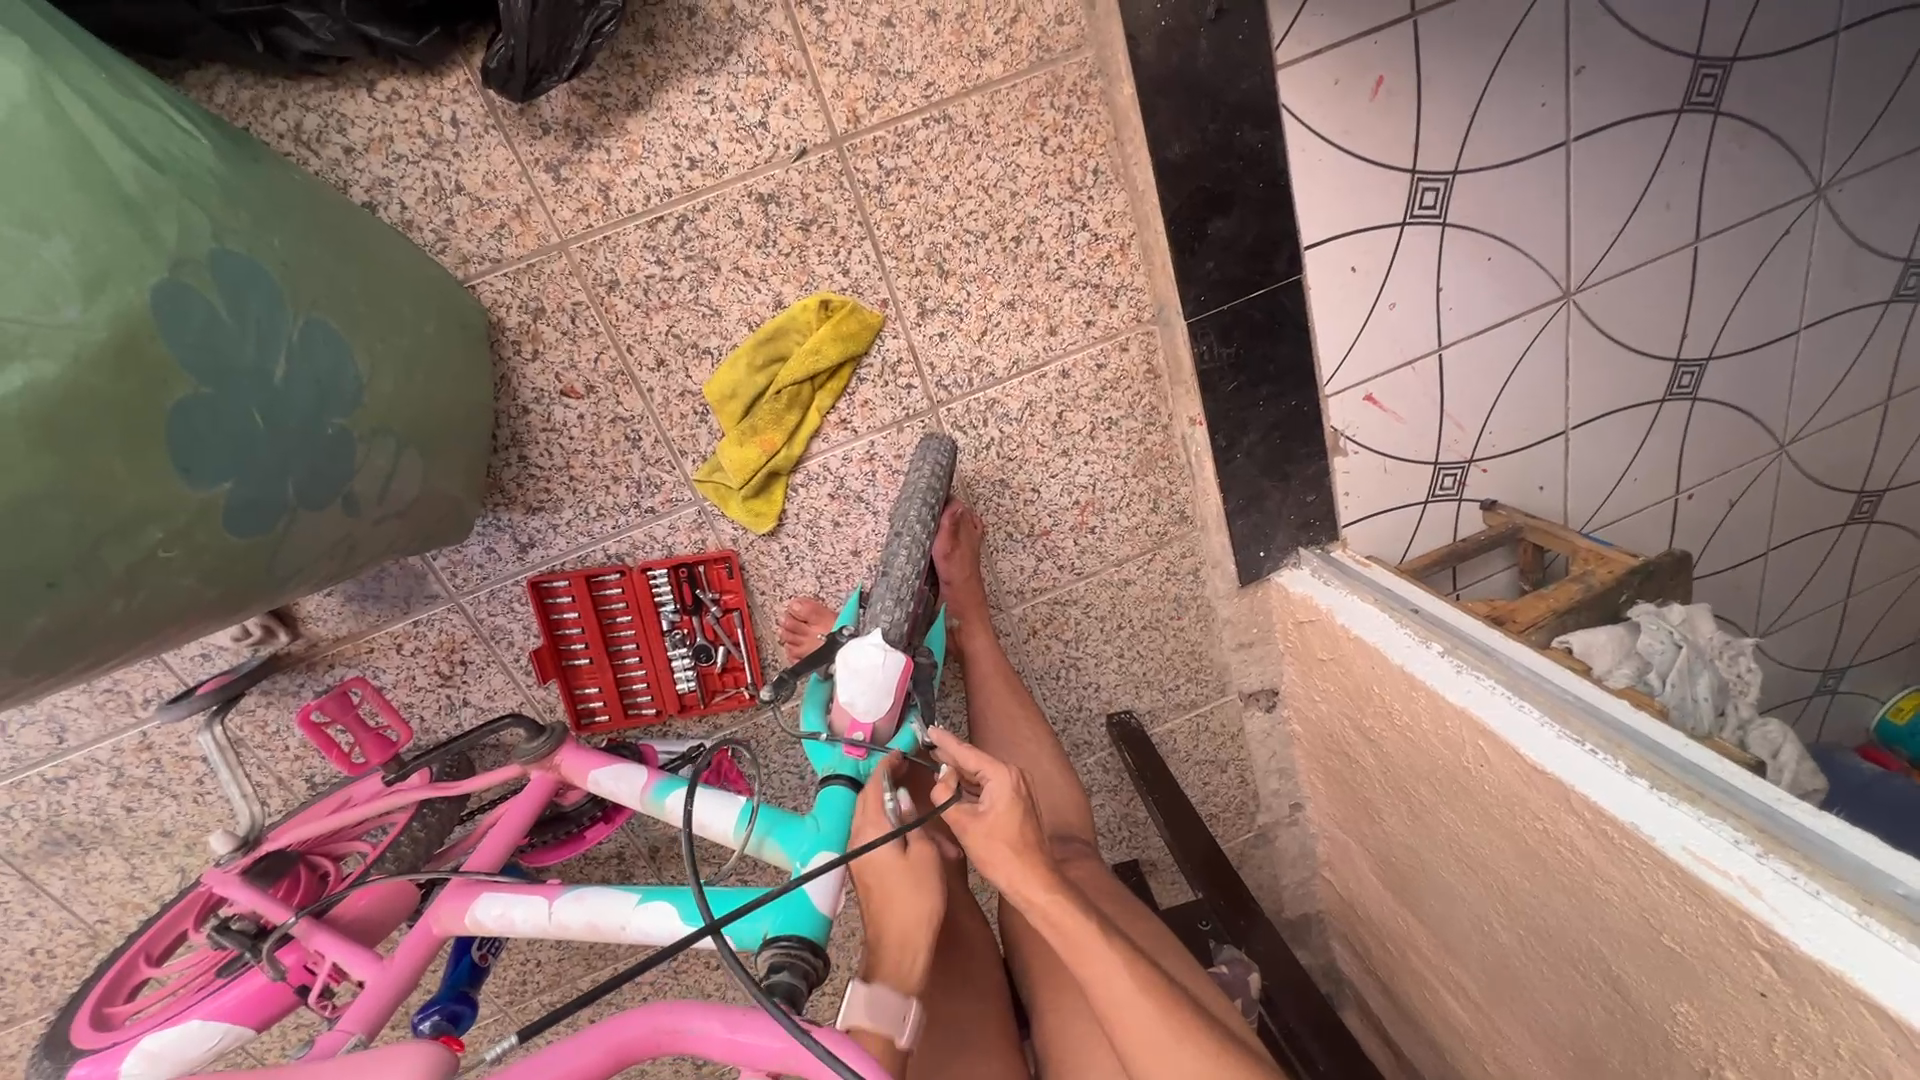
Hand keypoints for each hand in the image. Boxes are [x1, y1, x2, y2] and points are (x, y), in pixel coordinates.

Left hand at [847, 754, 946, 994]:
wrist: (900, 950)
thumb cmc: (916, 900)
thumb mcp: (925, 854)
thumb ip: (912, 821)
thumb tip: (901, 800)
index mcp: (870, 829)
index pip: (874, 786)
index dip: (887, 766)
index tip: (901, 754)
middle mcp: (858, 839)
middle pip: (868, 801)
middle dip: (887, 783)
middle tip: (909, 772)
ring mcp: (859, 857)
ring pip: (874, 821)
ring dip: (896, 812)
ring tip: (929, 820)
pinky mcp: (865, 871)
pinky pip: (877, 839)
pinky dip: (895, 831)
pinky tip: (922, 842)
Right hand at [927, 728, 1057, 902]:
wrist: (1033, 880)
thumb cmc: (1001, 855)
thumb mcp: (964, 824)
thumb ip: (945, 796)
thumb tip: (939, 778)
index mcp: (1002, 775)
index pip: (966, 752)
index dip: (945, 741)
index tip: (929, 729)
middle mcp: (1014, 774)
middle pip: (975, 761)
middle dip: (951, 756)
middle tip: (928, 745)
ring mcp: (1019, 786)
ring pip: (982, 774)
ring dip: (960, 772)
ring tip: (937, 763)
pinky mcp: (1018, 799)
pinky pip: (990, 785)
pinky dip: (972, 786)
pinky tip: (956, 785)